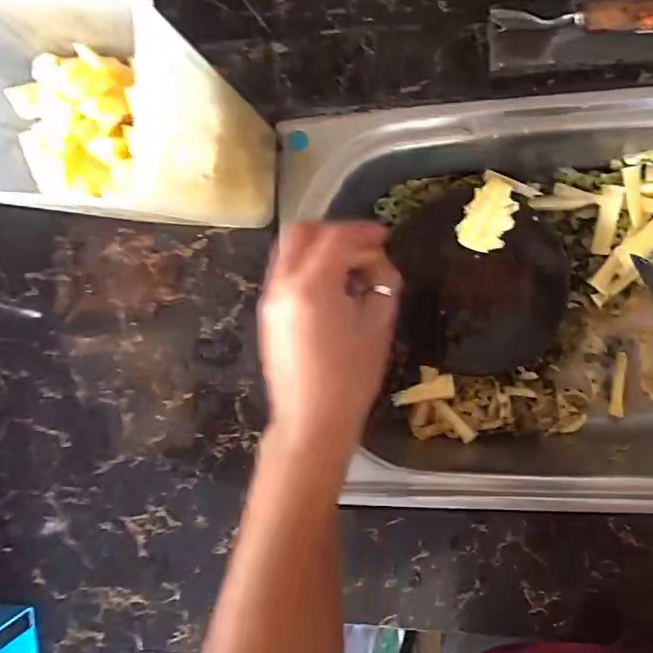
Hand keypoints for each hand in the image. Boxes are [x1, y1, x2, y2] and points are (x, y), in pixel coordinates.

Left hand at [259, 221, 401, 449]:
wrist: (311, 421)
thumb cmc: (350, 380)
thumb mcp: (378, 328)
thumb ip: (382, 284)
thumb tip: (379, 265)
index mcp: (311, 287)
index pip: (335, 238)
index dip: (363, 231)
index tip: (384, 236)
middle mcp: (283, 285)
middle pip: (302, 232)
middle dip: (335, 232)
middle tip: (364, 246)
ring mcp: (270, 299)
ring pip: (289, 250)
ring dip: (320, 247)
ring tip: (351, 268)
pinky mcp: (268, 313)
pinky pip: (285, 272)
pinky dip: (308, 266)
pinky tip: (333, 287)